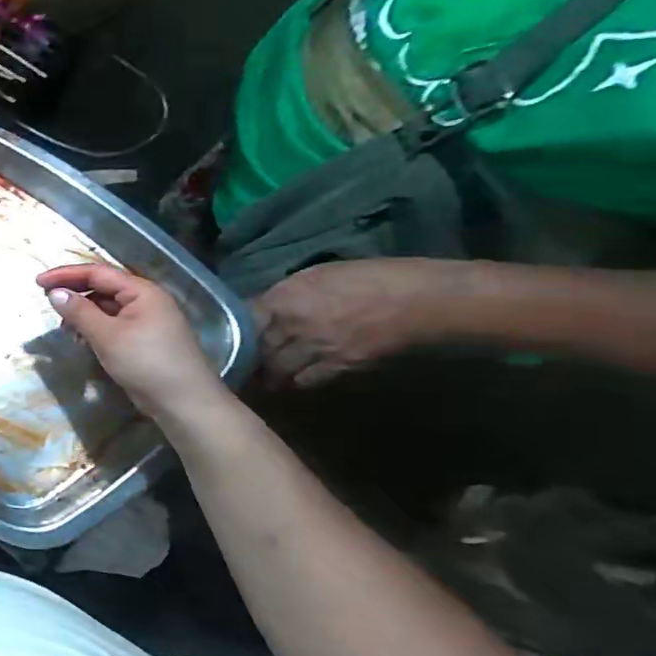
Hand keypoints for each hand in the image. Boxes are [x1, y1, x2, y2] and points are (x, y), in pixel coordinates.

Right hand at [38, 264, 223, 420]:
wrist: (184, 402)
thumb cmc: (146, 363)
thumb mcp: (107, 336)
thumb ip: (79, 312)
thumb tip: (55, 293)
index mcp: (142, 291)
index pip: (98, 273)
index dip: (66, 275)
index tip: (37, 282)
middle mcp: (146, 300)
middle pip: (103, 287)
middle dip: (74, 293)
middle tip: (47, 302)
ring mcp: (147, 321)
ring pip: (107, 307)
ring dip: (83, 312)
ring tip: (63, 327)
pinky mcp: (144, 340)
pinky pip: (113, 324)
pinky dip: (94, 327)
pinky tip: (82, 339)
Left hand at [253, 258, 465, 386]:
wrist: (428, 299)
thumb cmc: (376, 277)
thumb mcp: (320, 275)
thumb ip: (287, 293)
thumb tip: (264, 308)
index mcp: (287, 297)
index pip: (245, 319)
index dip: (235, 330)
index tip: (227, 337)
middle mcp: (295, 324)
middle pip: (258, 348)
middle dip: (247, 356)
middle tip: (240, 362)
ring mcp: (317, 348)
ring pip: (278, 369)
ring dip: (269, 372)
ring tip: (262, 374)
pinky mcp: (341, 366)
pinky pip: (307, 380)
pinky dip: (297, 380)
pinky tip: (294, 378)